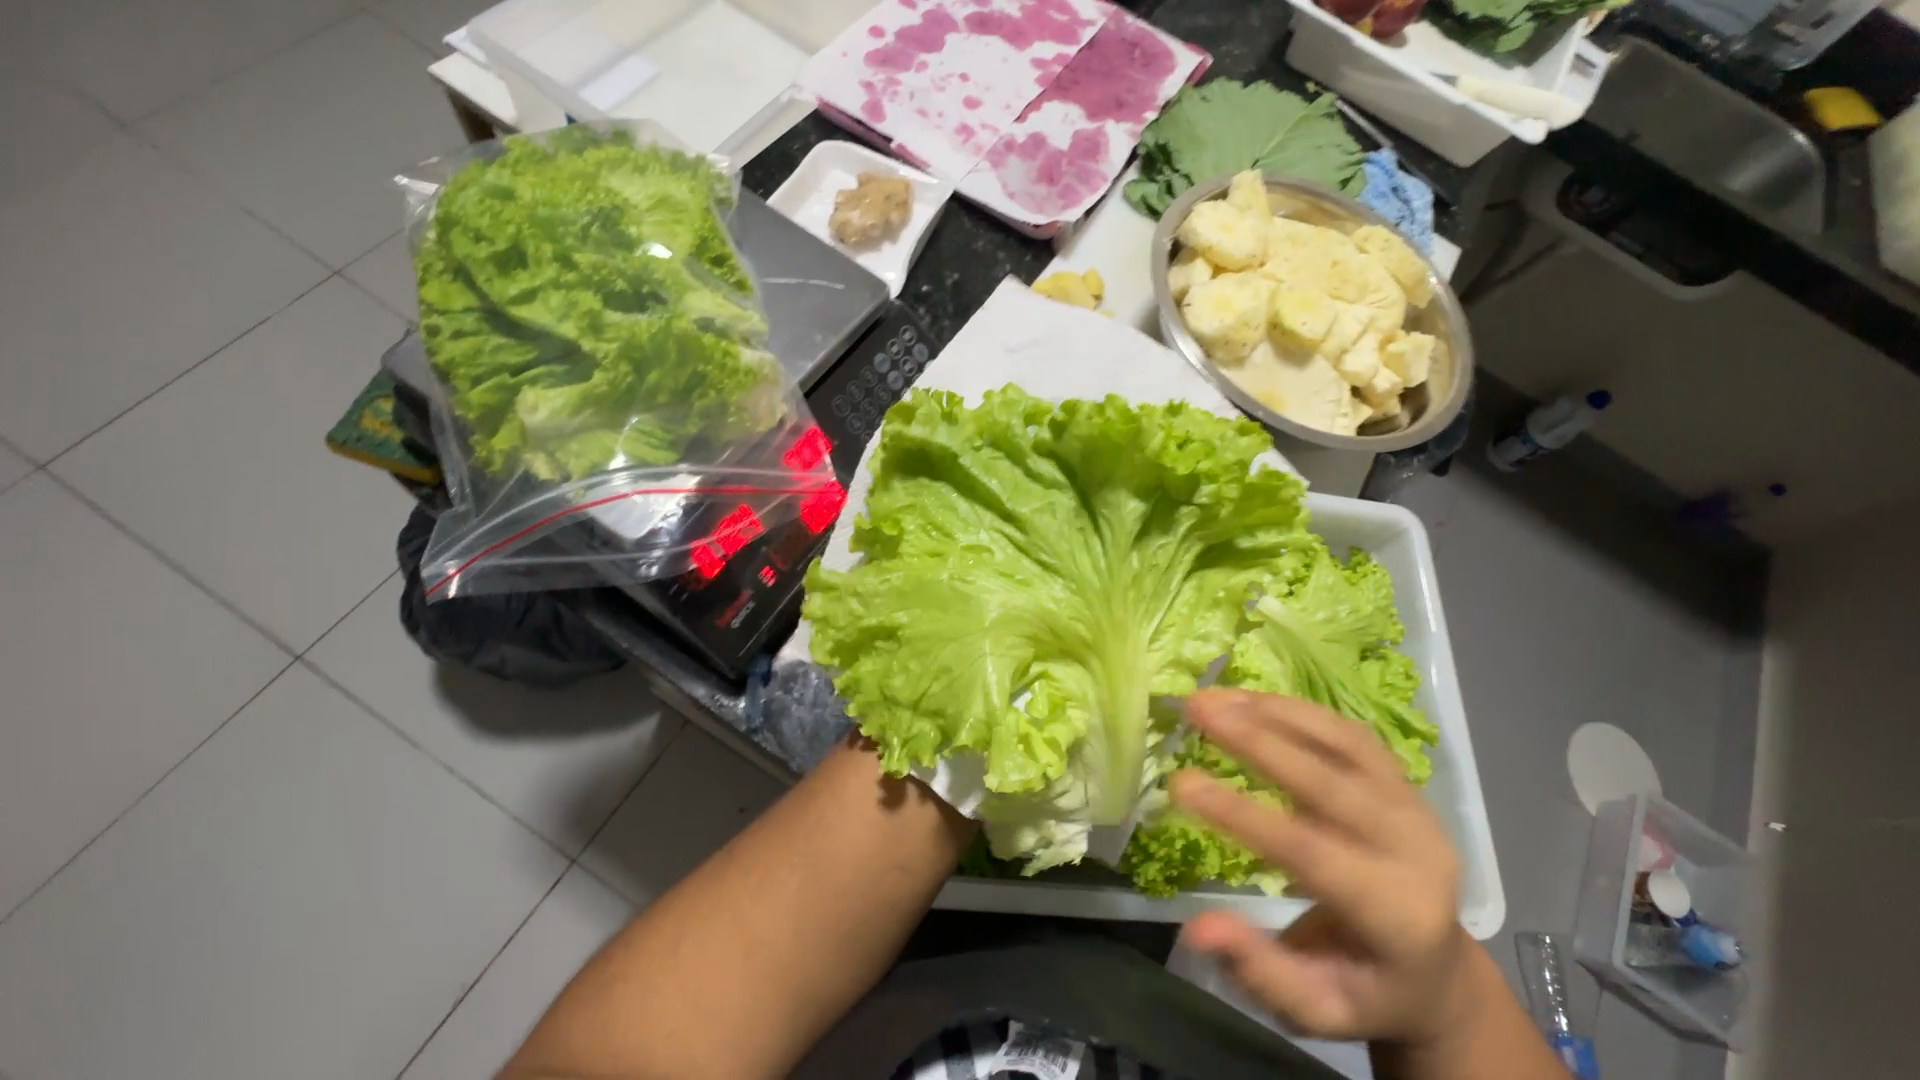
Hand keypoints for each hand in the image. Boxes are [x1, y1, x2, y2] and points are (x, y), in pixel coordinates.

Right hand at [1170, 690, 1471, 1046]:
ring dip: (1275, 712)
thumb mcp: (1315, 1008)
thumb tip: (1198, 926)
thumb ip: (1261, 970)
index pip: (1312, 853)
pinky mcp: (1404, 785)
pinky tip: (1251, 699)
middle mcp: (1415, 849)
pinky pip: (1351, 735)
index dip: (1244, 815)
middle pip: (1332, 782)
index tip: (1181, 784)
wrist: (1437, 970)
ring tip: (1212, 696)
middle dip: (1259, 740)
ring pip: (1345, 744)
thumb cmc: (1365, 991)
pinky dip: (1300, 710)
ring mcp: (1414, 808)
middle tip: (1196, 709)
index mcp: (1397, 913)